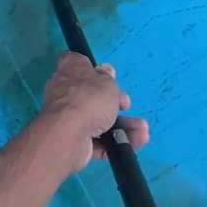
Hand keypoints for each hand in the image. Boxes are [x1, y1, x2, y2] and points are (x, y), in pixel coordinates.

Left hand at [38, 52, 148, 172]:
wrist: (70, 135)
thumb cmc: (89, 99)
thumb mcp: (106, 82)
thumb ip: (107, 77)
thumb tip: (105, 70)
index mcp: (70, 70)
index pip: (74, 61)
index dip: (88, 66)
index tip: (104, 73)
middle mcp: (65, 92)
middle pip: (90, 94)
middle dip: (114, 102)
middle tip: (126, 105)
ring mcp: (68, 118)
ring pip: (97, 120)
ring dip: (122, 126)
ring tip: (141, 132)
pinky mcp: (73, 140)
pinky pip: (97, 140)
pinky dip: (114, 143)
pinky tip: (132, 144)